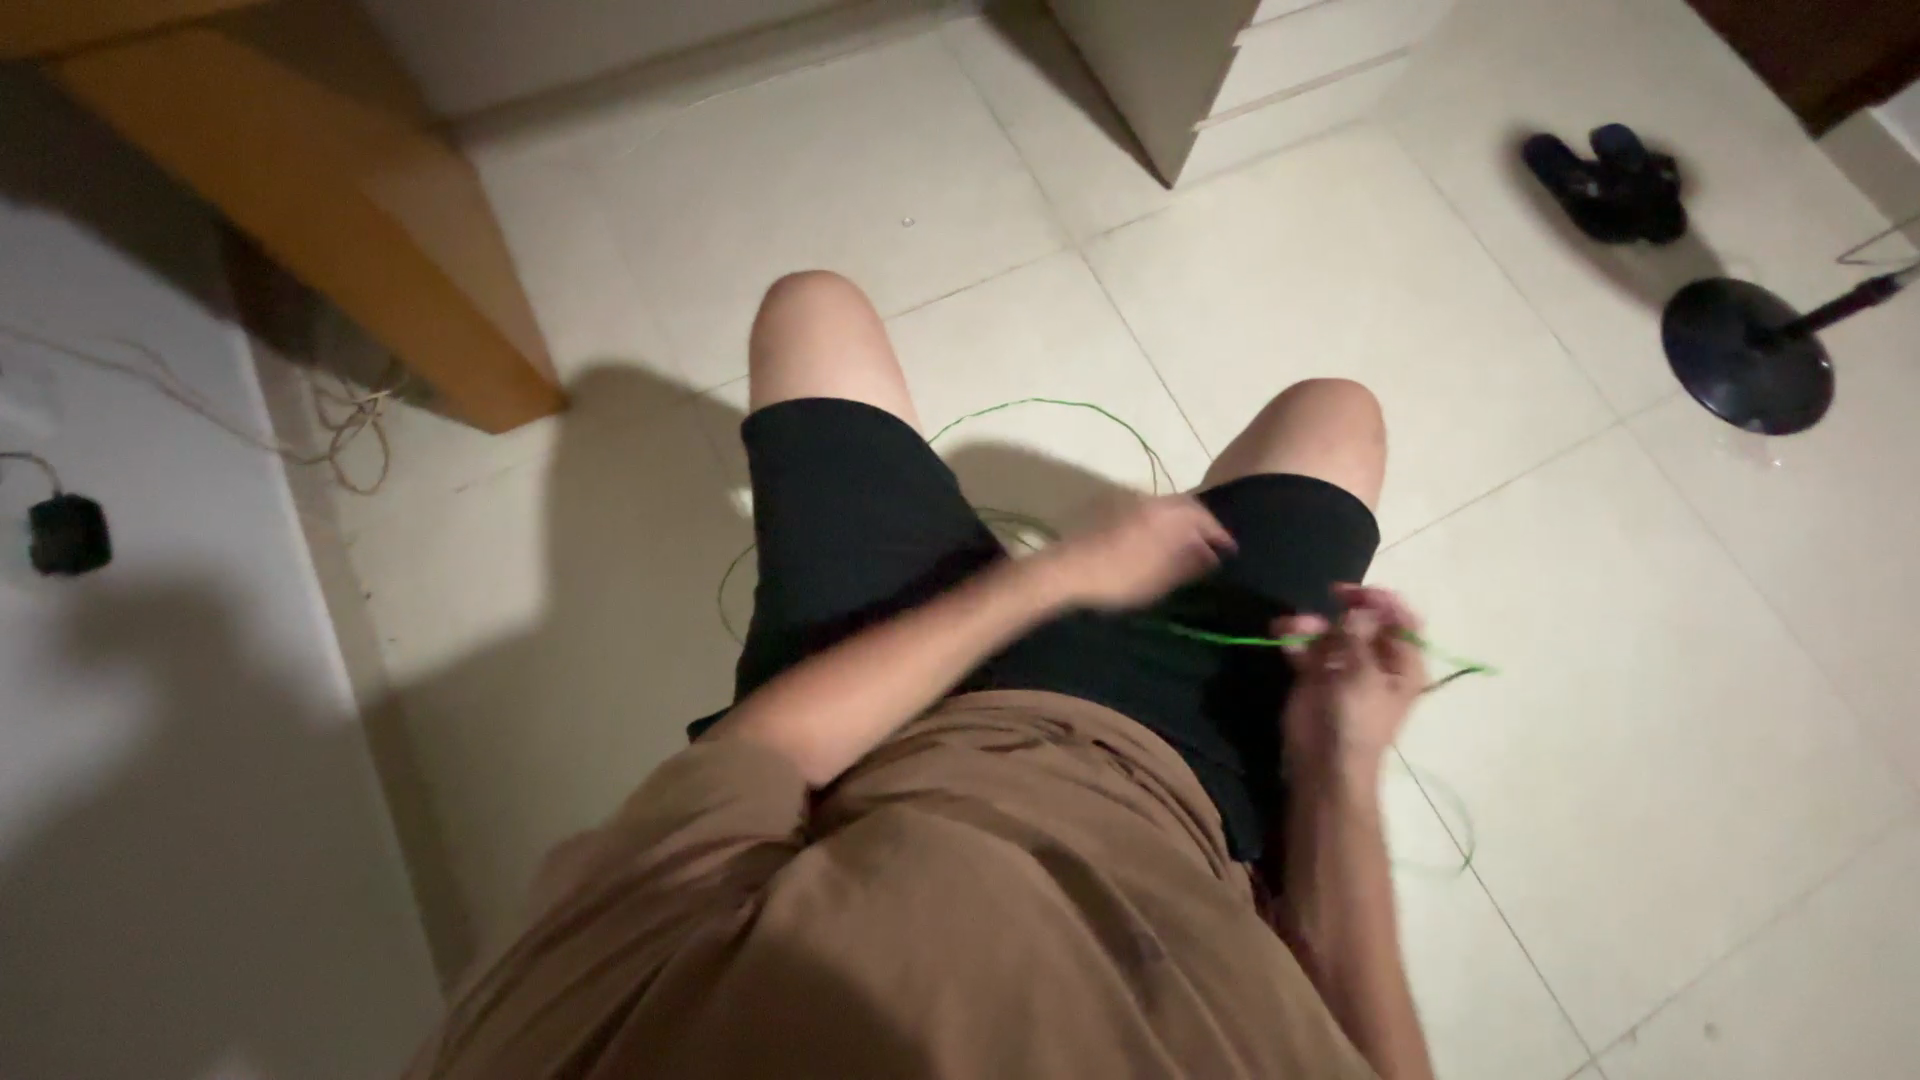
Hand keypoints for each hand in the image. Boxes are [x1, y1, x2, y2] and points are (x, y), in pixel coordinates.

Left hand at [1033, 495, 1234, 610]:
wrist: (1065, 571)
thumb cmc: (1119, 577)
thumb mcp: (1162, 577)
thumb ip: (1191, 562)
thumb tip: (1212, 554)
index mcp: (1167, 513)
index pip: (1205, 516)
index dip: (1220, 535)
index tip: (1230, 552)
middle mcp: (1150, 501)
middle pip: (1185, 507)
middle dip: (1202, 526)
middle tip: (1212, 548)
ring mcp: (1127, 505)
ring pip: (1165, 510)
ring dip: (1181, 526)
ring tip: (1189, 550)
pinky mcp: (1110, 515)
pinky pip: (1148, 516)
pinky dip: (1162, 528)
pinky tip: (1159, 547)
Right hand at [1277, 584, 1427, 783]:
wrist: (1323, 763)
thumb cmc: (1355, 721)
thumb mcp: (1363, 676)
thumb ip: (1358, 637)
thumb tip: (1358, 609)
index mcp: (1401, 664)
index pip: (1400, 621)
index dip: (1380, 601)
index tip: (1351, 593)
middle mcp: (1374, 661)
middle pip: (1361, 622)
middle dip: (1338, 613)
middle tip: (1321, 608)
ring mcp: (1342, 668)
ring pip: (1328, 632)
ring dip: (1308, 625)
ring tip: (1289, 628)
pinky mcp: (1312, 676)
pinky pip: (1304, 648)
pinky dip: (1293, 641)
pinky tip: (1283, 641)